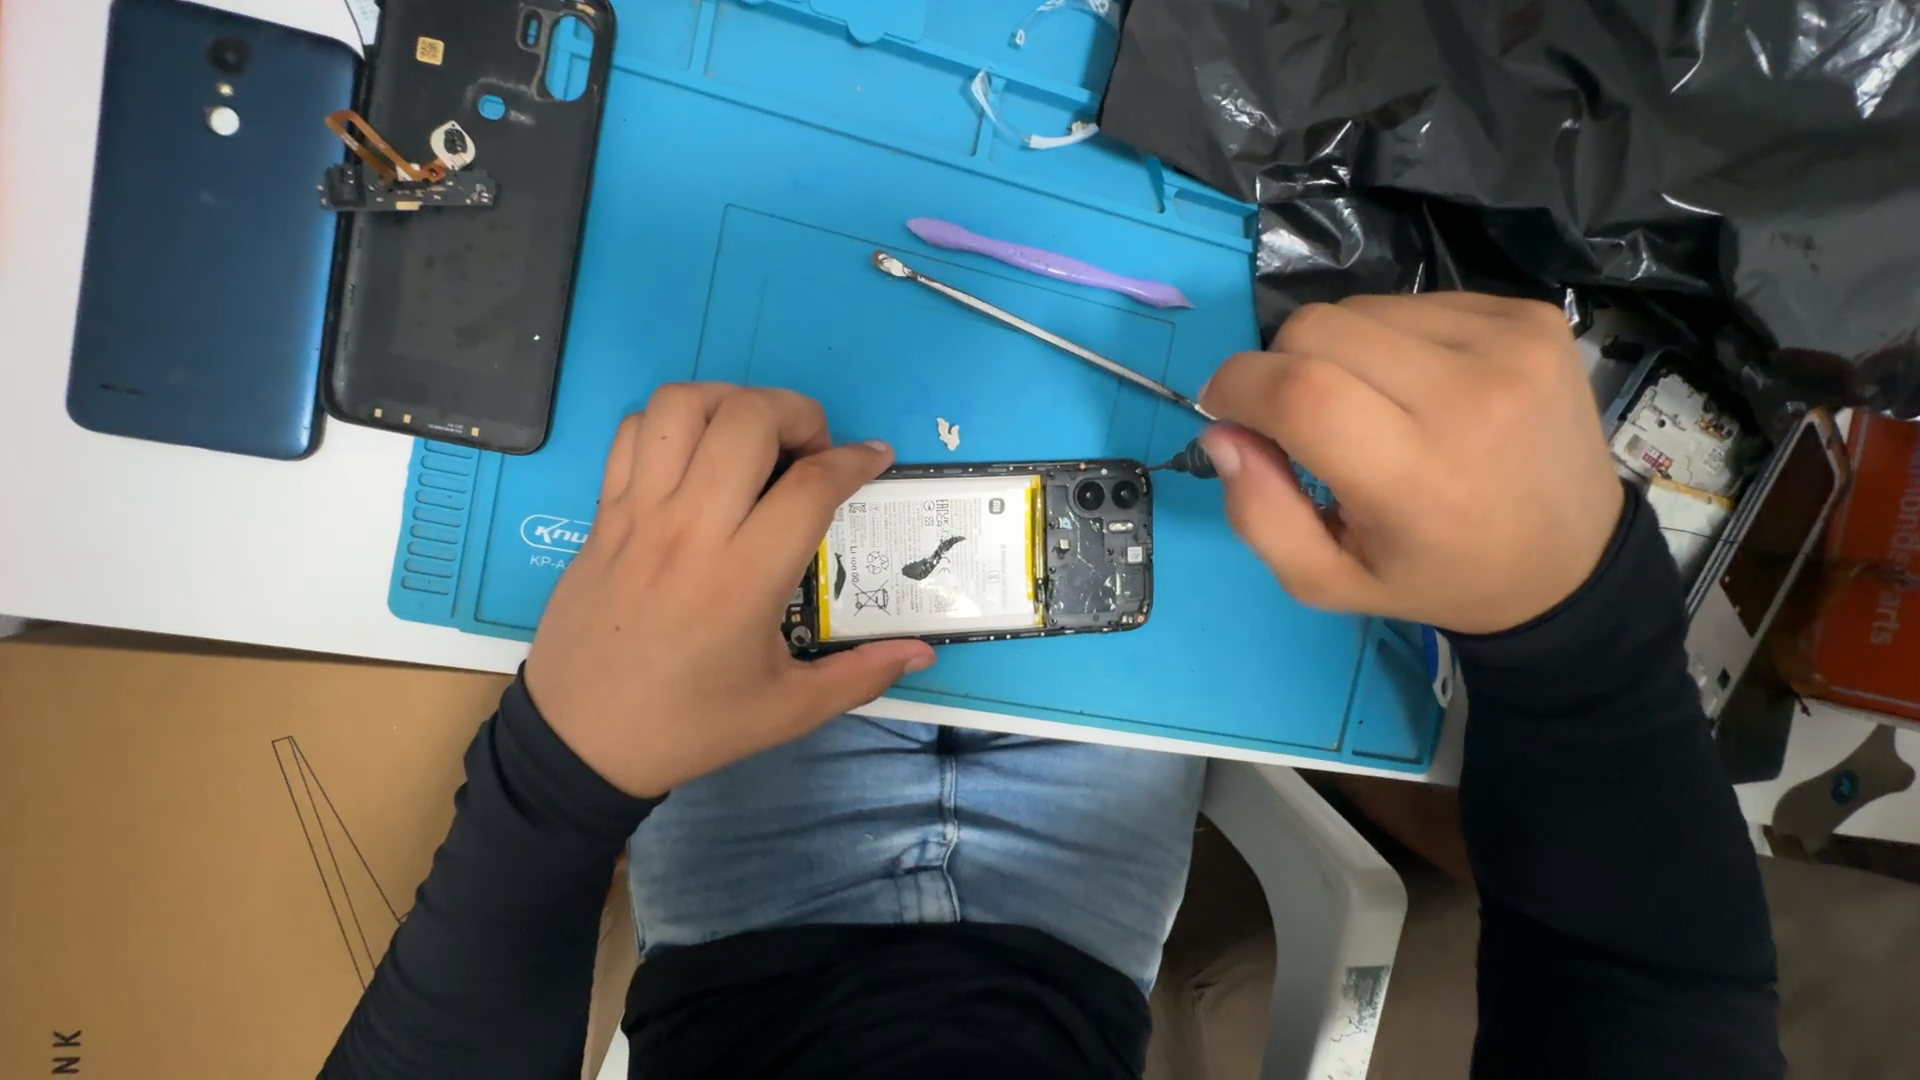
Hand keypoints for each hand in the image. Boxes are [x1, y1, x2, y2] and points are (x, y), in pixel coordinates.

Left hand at [523, 384, 935, 796]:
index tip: (876, 459)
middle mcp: (691, 529)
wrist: (578, 743)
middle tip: (814, 450)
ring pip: (683, 407)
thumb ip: (863, 677)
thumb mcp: (788, 711)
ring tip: (757, 438)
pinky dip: (675, 421)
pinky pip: (634, 432)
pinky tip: (699, 456)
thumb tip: (925, 653)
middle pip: (748, 419)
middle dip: (799, 413)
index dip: (856, 460)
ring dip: (733, 402)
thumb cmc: (690, 724)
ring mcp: (639, 514)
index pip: (811, 484)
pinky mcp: (603, 514)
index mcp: (744, 577)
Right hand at [1198, 293, 1622, 634]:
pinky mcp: (1531, 316)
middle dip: (1278, 367)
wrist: (1569, 560)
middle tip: (1296, 417)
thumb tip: (1221, 434)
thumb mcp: (1325, 580)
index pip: (1298, 391)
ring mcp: (1510, 343)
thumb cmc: (1432, 576)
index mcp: (1414, 476)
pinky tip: (1413, 385)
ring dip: (1333, 352)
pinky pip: (1409, 303)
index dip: (1237, 387)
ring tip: (1365, 403)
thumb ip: (1258, 515)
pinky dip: (1384, 339)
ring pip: (1357, 308)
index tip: (1223, 408)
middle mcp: (1470, 394)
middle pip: (1316, 330)